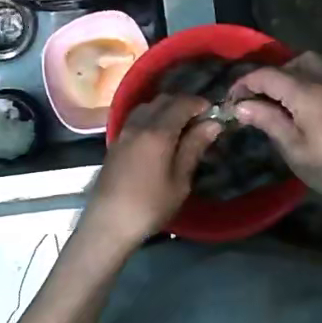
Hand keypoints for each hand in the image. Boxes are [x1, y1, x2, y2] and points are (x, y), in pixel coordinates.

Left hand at [80, 95, 224, 249]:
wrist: (109, 221)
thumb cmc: (150, 205)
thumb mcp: (180, 180)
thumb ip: (194, 147)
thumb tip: (211, 124)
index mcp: (156, 132)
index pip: (180, 104)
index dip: (199, 104)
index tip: (213, 113)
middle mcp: (136, 126)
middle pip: (161, 101)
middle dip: (182, 104)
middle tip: (199, 121)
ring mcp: (121, 133)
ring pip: (145, 108)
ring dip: (164, 110)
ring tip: (180, 129)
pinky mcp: (114, 144)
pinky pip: (134, 121)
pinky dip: (150, 119)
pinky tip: (159, 137)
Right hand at [229, 53, 321, 220]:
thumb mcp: (294, 150)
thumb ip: (267, 121)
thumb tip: (240, 106)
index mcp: (307, 94)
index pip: (266, 76)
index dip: (243, 85)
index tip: (231, 103)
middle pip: (288, 64)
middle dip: (265, 78)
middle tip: (254, 101)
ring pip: (312, 61)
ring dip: (291, 72)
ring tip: (281, 95)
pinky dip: (317, 73)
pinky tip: (313, 90)